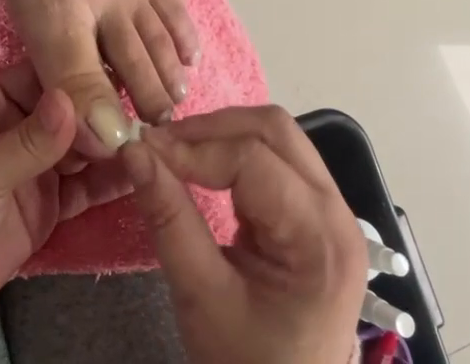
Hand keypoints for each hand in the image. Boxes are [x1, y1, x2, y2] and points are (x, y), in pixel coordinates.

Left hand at [0, 0, 200, 154]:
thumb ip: (69, 70)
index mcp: (95, 17)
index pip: (124, 81)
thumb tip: (112, 137)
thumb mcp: (32, 6)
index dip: (135, 115)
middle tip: (174, 125)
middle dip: (159, 92)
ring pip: (163, 20)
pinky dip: (178, 11)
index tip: (146, 149)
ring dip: (174, 55)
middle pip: (150, 53)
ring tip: (185, 80)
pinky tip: (180, 19)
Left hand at [0, 63, 131, 310]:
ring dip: (114, 147)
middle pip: (69, 112)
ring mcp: (35, 165)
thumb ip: (32, 140)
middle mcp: (16, 125)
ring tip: (158, 143)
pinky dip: (111, 182)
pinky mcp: (48, 202)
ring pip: (83, 147)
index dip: (80, 76)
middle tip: (152, 113)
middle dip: (105, 114)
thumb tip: (74, 98)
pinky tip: (144, 174)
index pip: (42, 77)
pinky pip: (85, 186)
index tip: (125, 74)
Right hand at [120, 107, 366, 363]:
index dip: (191, 148)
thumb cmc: (247, 361)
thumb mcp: (201, 294)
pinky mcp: (316, 215)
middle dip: (210, 129)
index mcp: (319, 239)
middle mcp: (338, 214)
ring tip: (175, 155)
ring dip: (222, 135)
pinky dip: (234, 152)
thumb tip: (132, 150)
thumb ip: (168, 218)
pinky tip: (201, 169)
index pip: (251, 160)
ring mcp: (332, 213)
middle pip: (274, 130)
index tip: (141, 151)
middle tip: (159, 147)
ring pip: (276, 136)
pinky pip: (276, 158)